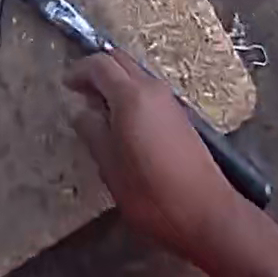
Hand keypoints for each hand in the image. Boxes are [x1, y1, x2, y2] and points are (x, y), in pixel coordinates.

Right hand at [65, 48, 245, 252]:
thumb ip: (91, 131)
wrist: (211, 217)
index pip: (99, 64)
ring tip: (100, 106)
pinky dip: (130, 91)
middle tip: (81, 90)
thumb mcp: (110, 166)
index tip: (66, 85)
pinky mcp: (181, 116)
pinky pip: (148, 88)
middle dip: (97, 68)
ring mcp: (169, 100)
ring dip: (115, 80)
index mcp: (130, 95)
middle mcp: (151, 89)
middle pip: (119, 59)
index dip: (78, 70)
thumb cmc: (153, 193)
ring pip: (135, 72)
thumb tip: (81, 112)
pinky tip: (125, 120)